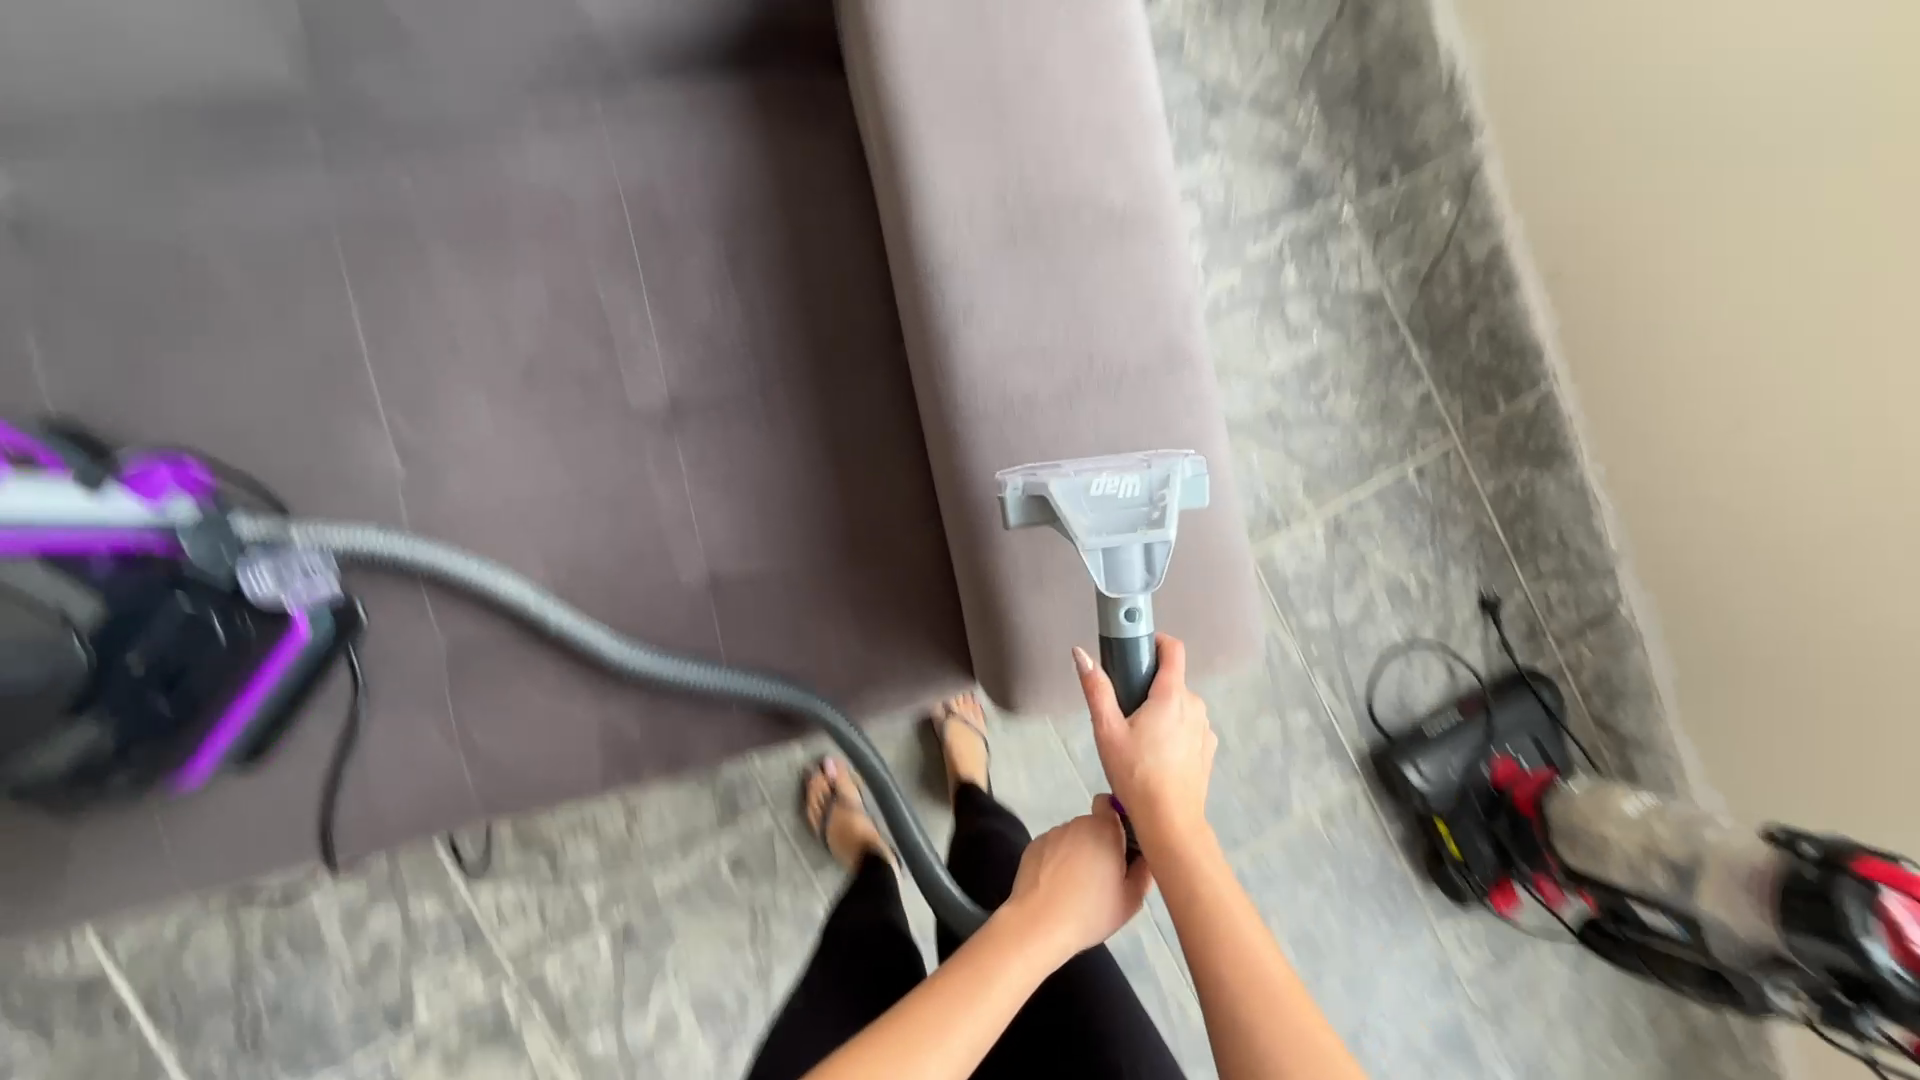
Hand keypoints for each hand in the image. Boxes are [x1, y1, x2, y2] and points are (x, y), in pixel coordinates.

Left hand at [1000, 796, 1153, 962]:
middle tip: (1104, 875)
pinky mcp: (1033, 846)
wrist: (1039, 923)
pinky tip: (1057, 885)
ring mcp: (1052, 834)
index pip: (1109, 803)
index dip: (1116, 817)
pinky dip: (1057, 860)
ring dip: (1078, 852)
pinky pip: (1053, 848)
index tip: (1120, 842)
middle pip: (1093, 826)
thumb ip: (1144, 872)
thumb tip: (1145, 857)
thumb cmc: (1090, 911)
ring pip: (1072, 837)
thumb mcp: (1131, 900)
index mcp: (1104, 830)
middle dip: (1099, 843)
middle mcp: (1077, 824)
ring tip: (1077, 885)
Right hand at [1075, 633, 1215, 854]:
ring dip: (1161, 711)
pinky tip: (1156, 756)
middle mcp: (1195, 705)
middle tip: (1124, 710)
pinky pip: (1188, 727)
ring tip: (1137, 738)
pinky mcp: (1208, 749)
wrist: (1170, 821)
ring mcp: (1205, 728)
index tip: (1137, 648)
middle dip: (1149, 686)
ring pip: (1180, 705)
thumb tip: (1081, 653)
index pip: (1173, 649)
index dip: (1156, 641)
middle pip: (1172, 681)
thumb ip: (1096, 689)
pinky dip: (1173, 732)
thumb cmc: (1135, 773)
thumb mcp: (1106, 730)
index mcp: (1172, 695)